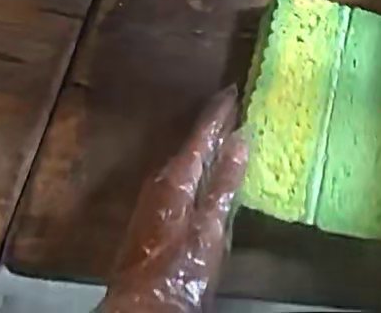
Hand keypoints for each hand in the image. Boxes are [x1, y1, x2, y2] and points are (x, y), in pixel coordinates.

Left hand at [98, 87, 248, 312]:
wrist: (140, 311)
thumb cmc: (179, 270)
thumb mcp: (210, 228)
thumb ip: (225, 183)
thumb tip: (241, 138)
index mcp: (177, 175)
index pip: (202, 133)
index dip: (219, 112)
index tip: (233, 89)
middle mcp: (162, 178)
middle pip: (193, 144)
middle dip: (214, 127)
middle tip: (235, 110)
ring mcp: (154, 197)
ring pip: (186, 161)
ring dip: (206, 147)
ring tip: (226, 135)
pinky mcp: (152, 216)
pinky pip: (180, 177)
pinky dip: (197, 166)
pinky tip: (207, 173)